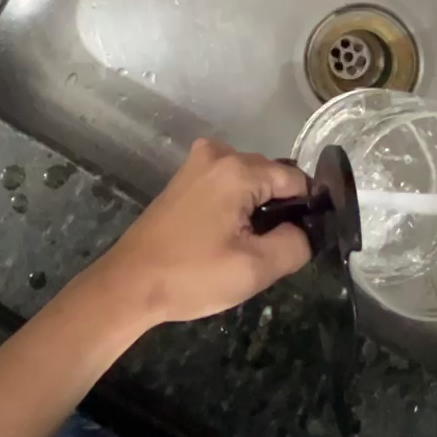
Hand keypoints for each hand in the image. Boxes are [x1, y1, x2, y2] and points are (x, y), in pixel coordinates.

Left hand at [86, 139, 311, 328]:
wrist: (131, 283)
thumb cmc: (192, 275)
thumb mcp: (254, 269)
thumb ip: (295, 244)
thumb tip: (306, 230)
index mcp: (237, 169)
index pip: (294, 179)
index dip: (306, 209)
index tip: (302, 241)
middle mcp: (218, 153)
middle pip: (271, 176)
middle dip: (278, 209)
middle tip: (268, 251)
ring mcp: (198, 162)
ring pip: (249, 180)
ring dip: (256, 209)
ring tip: (245, 247)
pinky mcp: (186, 177)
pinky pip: (228, 183)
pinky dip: (235, 205)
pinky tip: (225, 236)